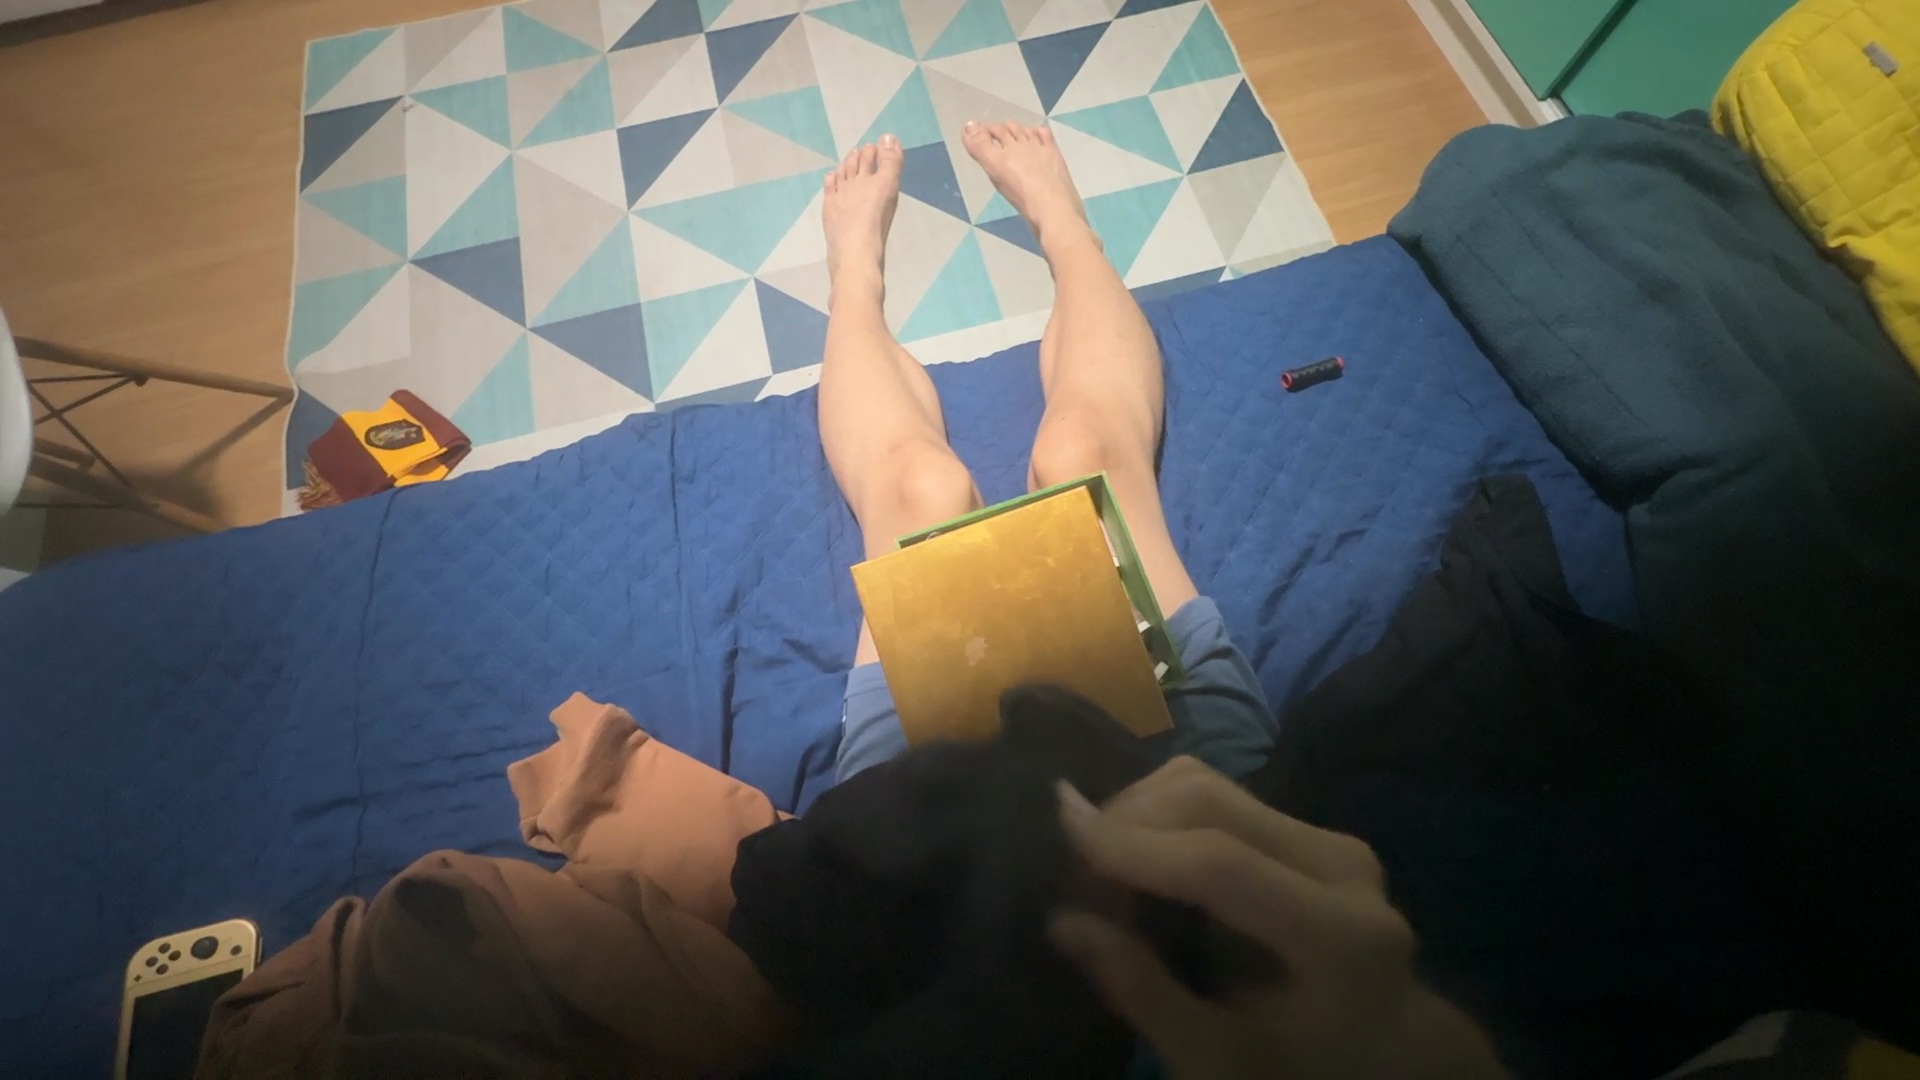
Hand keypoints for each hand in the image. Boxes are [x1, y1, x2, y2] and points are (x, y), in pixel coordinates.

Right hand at [1051, 757, 1507, 1079]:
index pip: (1222, 865)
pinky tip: (1139, 852)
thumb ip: (1143, 992)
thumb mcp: (1220, 1063)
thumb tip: (1063, 921)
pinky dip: (1157, 808)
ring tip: (1102, 866)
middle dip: (1124, 822)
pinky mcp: (1304, 824)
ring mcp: (1328, 836)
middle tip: (1074, 874)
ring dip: (1136, 808)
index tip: (1059, 826)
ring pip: (1204, 783)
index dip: (1132, 844)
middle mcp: (1343, 867)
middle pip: (1208, 804)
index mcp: (1344, 941)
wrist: (1385, 1052)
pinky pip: (1213, 788)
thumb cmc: (1301, 1071)